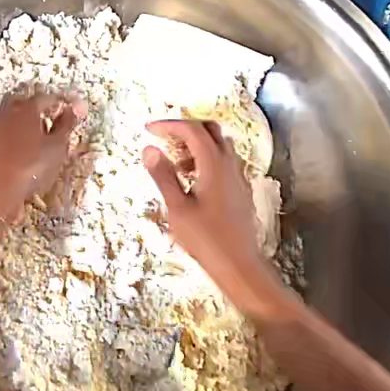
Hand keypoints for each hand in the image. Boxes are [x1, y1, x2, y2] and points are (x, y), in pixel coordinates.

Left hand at [0, 93, 86, 225]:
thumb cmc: (31, 168)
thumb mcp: (57, 148)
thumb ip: (67, 125)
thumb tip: (76, 108)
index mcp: (27, 108)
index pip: (47, 97)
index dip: (60, 103)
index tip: (69, 112)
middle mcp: (7, 111)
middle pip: (24, 100)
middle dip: (37, 107)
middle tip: (50, 122)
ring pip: (9, 114)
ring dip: (22, 120)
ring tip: (34, 137)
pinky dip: (10, 133)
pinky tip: (17, 149)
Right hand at [143, 120, 291, 318]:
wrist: (239, 265)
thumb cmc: (205, 238)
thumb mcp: (176, 207)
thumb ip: (163, 175)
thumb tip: (149, 149)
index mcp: (214, 163)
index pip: (192, 130)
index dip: (169, 125)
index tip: (149, 129)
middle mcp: (230, 164)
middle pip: (209, 130)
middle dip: (185, 129)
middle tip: (163, 139)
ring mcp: (238, 176)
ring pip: (218, 145)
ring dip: (196, 145)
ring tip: (175, 165)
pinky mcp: (240, 189)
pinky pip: (223, 161)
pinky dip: (205, 160)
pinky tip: (192, 181)